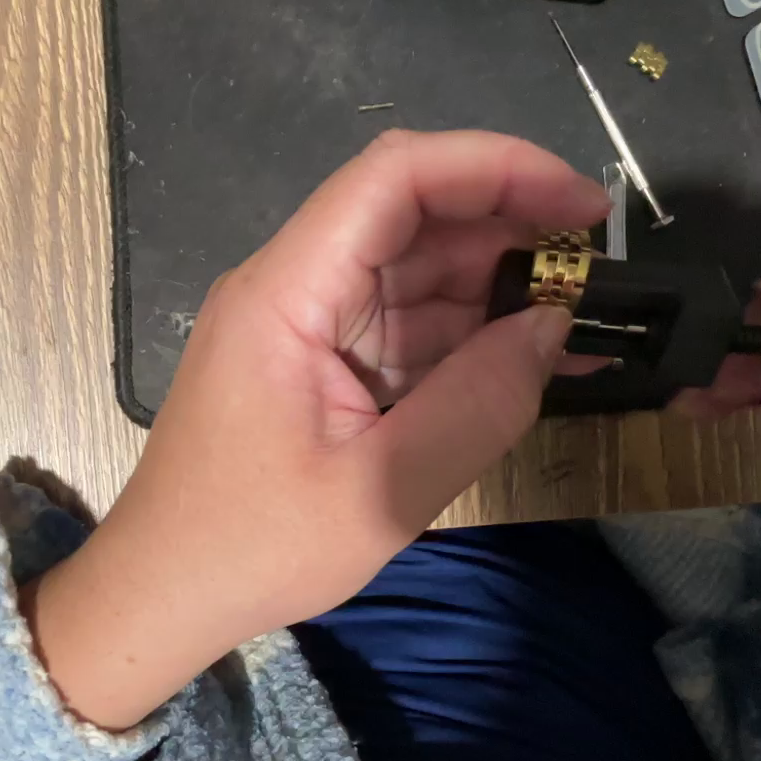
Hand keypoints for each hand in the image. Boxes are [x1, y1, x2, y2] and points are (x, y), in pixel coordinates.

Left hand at [27, 130, 608, 728]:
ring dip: (490, 294)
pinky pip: (393, 331)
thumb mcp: (380, 491)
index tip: (584, 209)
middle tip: (596, 280)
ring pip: (407, 277)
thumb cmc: (252, 549)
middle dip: (507, 236)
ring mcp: (297, 328)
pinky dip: (456, 343)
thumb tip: (552, 326)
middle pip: (406, 220)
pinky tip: (521, 365)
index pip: (394, 179)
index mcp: (285, 294)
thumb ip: (477, 404)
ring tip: (579, 328)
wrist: (164, 592)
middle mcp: (288, 289)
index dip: (498, 168)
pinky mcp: (310, 366)